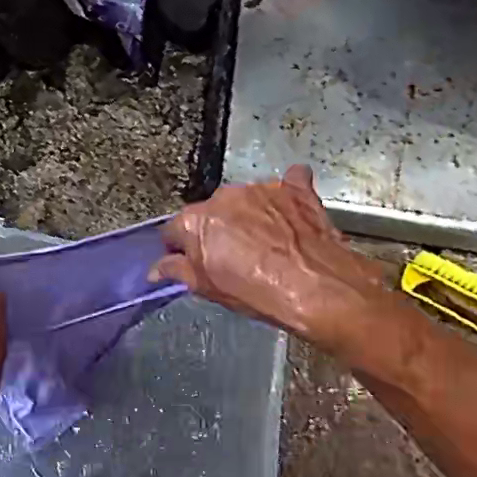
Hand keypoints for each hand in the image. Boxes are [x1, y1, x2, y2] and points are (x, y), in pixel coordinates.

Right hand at [151, 165, 418, 371]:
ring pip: (243, 201)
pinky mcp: (293, 188)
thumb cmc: (259, 292)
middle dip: (215, 231)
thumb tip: (159, 269)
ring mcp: (260, 189)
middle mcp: (223, 198)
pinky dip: (284, 198)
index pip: (173, 231)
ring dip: (247, 217)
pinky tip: (288, 217)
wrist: (317, 288)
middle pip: (209, 213)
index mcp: (194, 222)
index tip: (191, 261)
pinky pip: (285, 184)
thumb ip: (176, 271)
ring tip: (264, 246)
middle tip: (231, 258)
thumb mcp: (206, 288)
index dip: (180, 248)